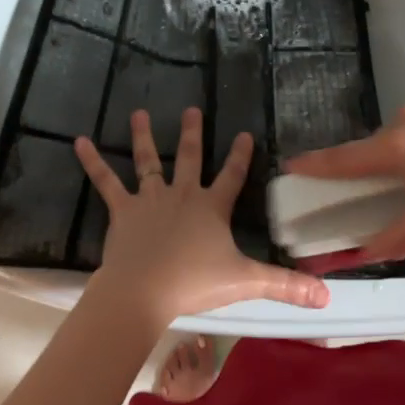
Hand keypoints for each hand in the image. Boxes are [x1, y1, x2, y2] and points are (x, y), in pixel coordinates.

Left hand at [74, 108, 328, 323]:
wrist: (144, 291)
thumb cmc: (194, 283)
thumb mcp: (246, 281)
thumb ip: (285, 286)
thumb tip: (326, 296)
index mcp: (211, 208)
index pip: (232, 176)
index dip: (240, 156)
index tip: (245, 133)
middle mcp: (182, 195)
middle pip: (189, 158)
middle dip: (193, 133)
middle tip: (192, 109)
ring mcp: (150, 199)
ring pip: (148, 161)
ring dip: (143, 136)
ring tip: (139, 112)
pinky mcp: (122, 210)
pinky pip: (105, 182)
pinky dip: (92, 161)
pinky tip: (78, 141)